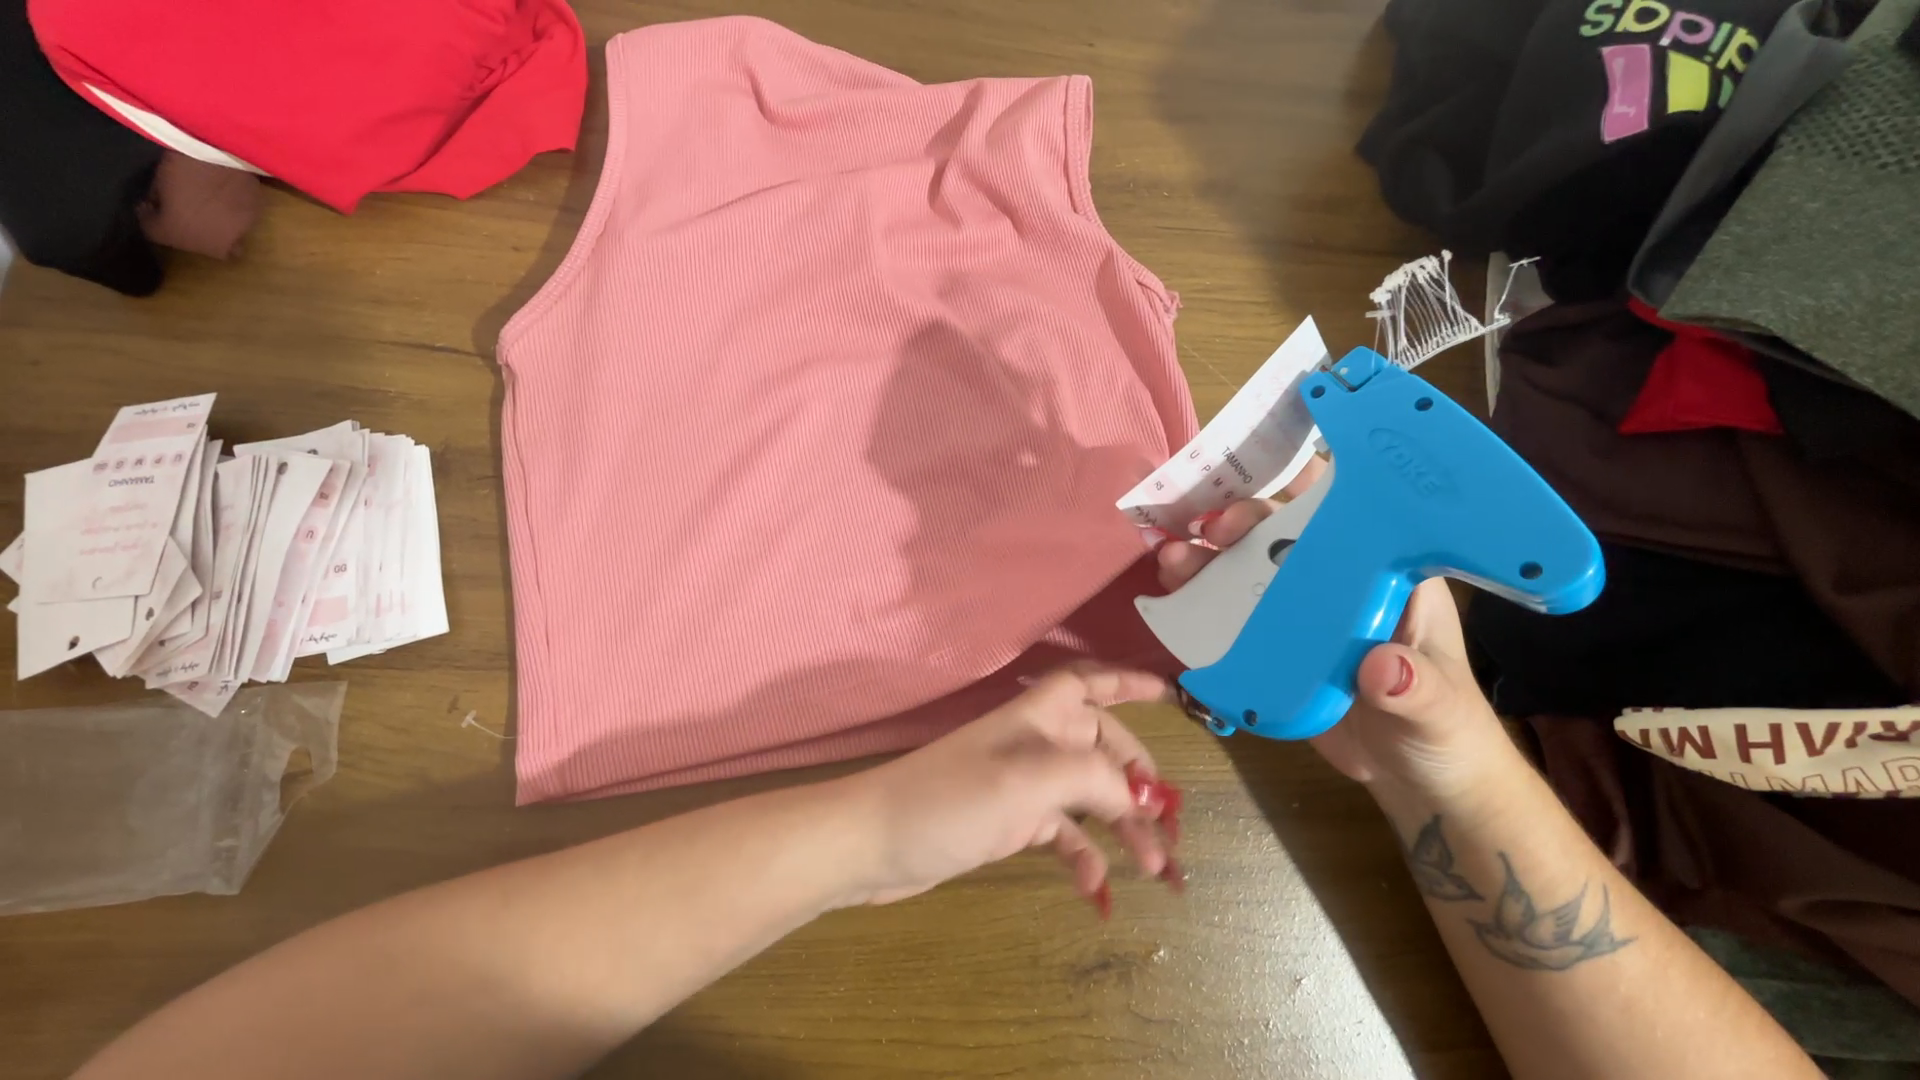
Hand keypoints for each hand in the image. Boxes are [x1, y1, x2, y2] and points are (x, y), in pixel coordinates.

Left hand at [837, 667, 1182, 913]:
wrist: (873, 843)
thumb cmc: (950, 799)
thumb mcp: (1028, 781)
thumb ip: (1093, 778)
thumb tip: (1144, 795)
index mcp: (1037, 717)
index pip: (1089, 683)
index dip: (1127, 682)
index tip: (1169, 695)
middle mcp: (1034, 744)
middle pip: (1102, 748)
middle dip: (1140, 780)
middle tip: (1170, 821)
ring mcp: (1022, 786)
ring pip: (1089, 796)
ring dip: (1123, 828)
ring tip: (1154, 867)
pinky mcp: (1009, 823)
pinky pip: (1062, 834)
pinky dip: (1084, 857)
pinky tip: (1097, 890)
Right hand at [1157, 478, 1522, 803]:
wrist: (1417, 785)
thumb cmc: (1446, 734)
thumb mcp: (1438, 713)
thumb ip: (1414, 690)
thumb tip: (1380, 667)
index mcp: (1388, 576)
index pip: (1347, 514)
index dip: (1304, 490)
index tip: (1262, 490)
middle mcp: (1339, 584)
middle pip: (1284, 536)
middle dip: (1240, 524)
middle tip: (1205, 530)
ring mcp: (1303, 616)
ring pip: (1249, 572)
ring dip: (1208, 561)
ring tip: (1173, 562)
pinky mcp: (1276, 650)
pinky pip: (1234, 618)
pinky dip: (1200, 605)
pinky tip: (1171, 600)